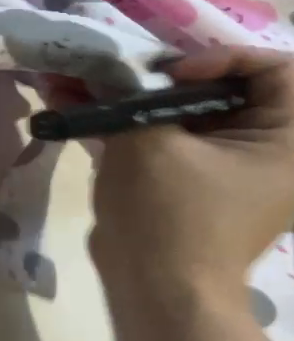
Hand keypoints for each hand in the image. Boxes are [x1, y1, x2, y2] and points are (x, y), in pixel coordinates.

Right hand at [62, 48, 293, 305]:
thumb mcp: (147, 143)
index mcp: (289, 141)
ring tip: (68, 82)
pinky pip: (162, 133)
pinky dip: (120, 118)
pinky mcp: (191, 176)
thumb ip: (129, 97)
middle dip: (153, 73)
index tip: (168, 72)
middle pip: (220, 87)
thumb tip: (105, 64)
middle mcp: (270, 148)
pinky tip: (68, 105)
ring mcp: (228, 164)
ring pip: (180, 109)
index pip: (278, 71)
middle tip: (106, 69)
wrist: (161, 281)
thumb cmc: (171, 211)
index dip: (223, 58)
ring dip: (125, 94)